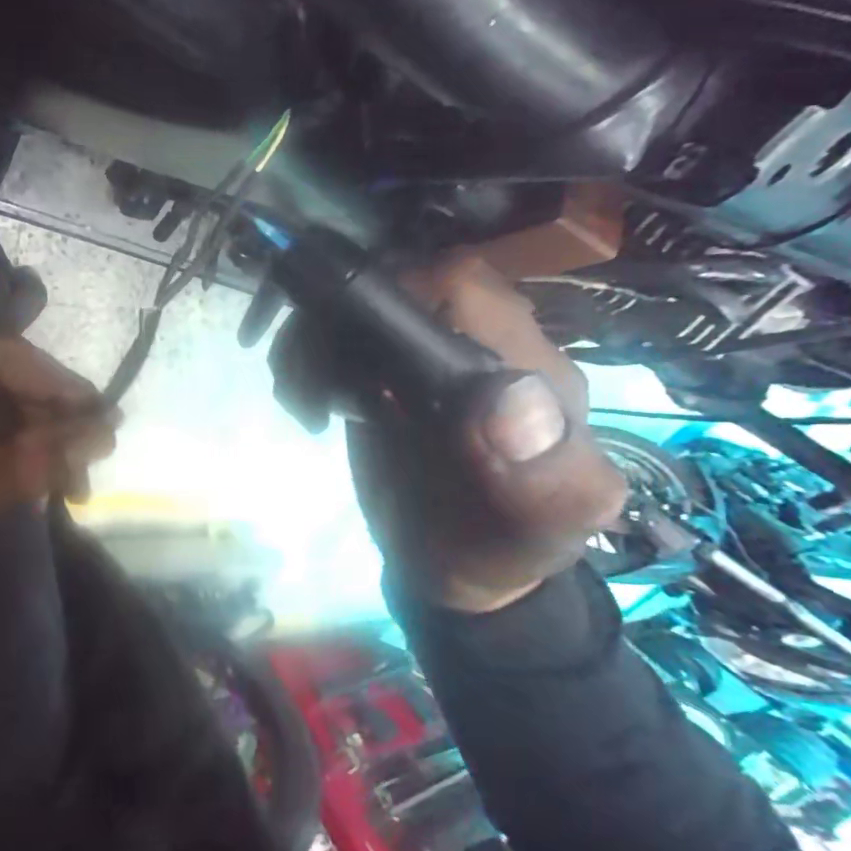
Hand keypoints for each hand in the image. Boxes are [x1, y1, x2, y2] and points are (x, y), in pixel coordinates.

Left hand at [0, 307, 116, 570]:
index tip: (106, 416)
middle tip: (88, 455)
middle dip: (48, 411)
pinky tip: (35, 443)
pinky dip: (10, 409)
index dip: (57, 386)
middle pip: (0, 361)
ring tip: (66, 466)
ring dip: (35, 415)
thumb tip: (106, 434)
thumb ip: (35, 460)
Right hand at [274, 252, 628, 611]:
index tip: (355, 356)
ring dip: (307, 346)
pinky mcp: (377, 374)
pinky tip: (308, 407)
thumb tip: (508, 402)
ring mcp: (417, 357)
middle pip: (388, 283)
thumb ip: (547, 468)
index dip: (397, 296)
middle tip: (309, 390)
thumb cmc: (506, 542)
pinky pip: (329, 339)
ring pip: (348, 308)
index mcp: (519, 359)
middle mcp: (467, 343)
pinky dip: (302, 361)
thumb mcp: (547, 517)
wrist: (457, 569)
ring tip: (305, 405)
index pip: (458, 282)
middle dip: (331, 325)